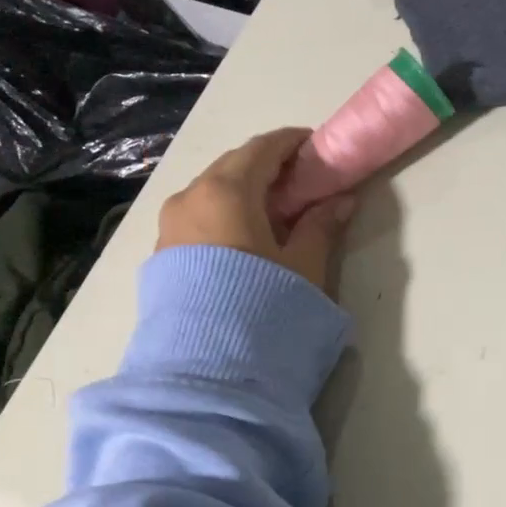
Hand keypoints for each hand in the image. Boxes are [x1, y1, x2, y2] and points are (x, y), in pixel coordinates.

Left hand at [156, 127, 357, 293]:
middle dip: (267, 167)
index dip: (290, 143)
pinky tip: (248, 237)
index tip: (314, 145)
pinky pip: (199, 217)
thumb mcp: (305, 266)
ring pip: (212, 192)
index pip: (261, 149)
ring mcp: (171, 225)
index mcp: (226, 191)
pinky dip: (226, 214)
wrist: (210, 363)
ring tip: (278, 214)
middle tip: (302, 181)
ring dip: (245, 192)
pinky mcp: (164, 252)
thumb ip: (322, 227)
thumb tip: (341, 200)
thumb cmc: (266, 304)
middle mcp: (190, 197)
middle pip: (232, 167)